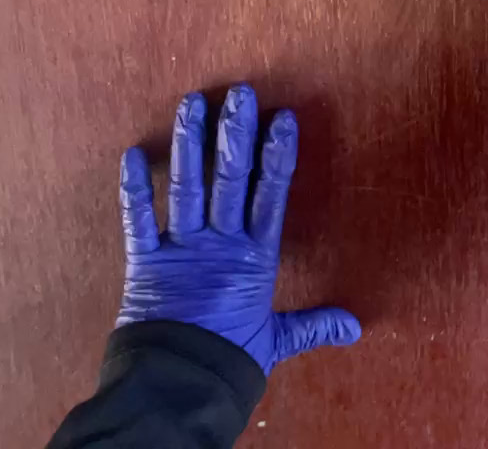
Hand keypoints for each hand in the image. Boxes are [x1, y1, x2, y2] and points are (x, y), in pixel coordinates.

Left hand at [116, 85, 360, 373]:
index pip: (271, 192)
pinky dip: (132, 189)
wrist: (180, 394)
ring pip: (187, 186)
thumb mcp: (277, 340)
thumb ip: (314, 324)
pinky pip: (137, 220)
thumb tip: (357, 326)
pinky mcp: (145, 263)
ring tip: (191, 102)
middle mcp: (221, 243)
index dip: (278, 154)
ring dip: (189, 142)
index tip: (282, 117)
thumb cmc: (231, 362)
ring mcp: (182, 249)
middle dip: (235, 133)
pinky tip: (129, 154)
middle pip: (230, 177)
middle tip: (239, 93)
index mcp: (255, 255)